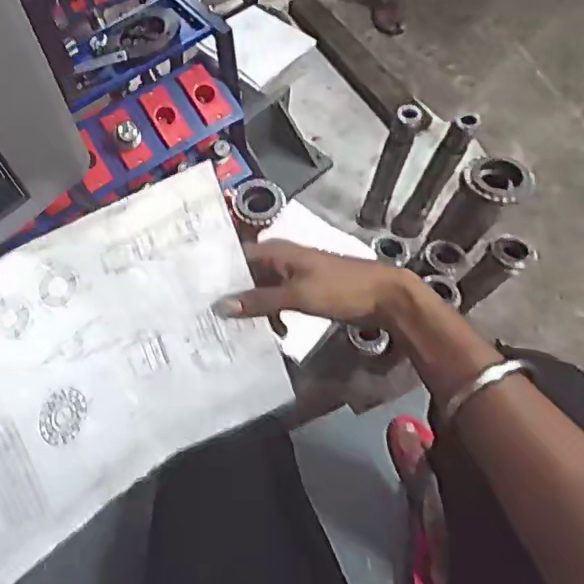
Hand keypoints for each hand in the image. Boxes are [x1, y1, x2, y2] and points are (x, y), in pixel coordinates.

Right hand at [216, 240, 417, 328]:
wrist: (385, 297)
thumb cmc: (340, 289)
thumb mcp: (297, 296)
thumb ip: (260, 301)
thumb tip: (223, 306)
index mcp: (277, 252)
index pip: (237, 258)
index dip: (219, 274)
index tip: (198, 293)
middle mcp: (281, 260)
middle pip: (247, 275)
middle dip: (233, 295)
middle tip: (211, 317)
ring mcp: (293, 275)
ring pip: (262, 290)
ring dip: (253, 308)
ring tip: (238, 329)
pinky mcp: (303, 291)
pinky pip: (277, 301)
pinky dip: (271, 314)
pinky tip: (271, 331)